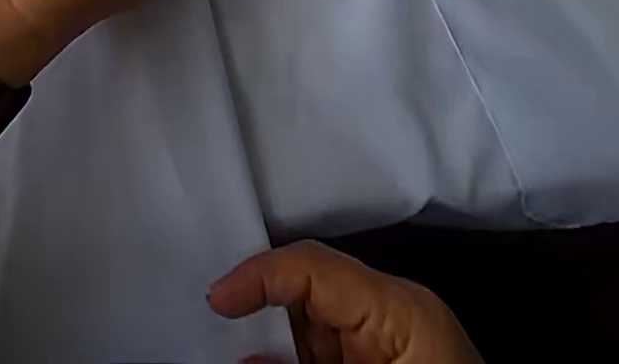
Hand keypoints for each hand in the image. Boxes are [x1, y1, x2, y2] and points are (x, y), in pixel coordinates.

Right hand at [208, 242, 480, 363]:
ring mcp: (390, 337)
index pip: (313, 265)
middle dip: (262, 301)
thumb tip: (243, 357)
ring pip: (311, 314)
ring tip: (236, 341)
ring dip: (274, 333)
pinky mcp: (383, 359)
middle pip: (307, 283)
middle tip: (220, 319)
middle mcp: (394, 310)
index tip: (216, 300)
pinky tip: (266, 358)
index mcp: (401, 307)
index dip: (257, 274)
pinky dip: (295, 354)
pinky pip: (326, 344)